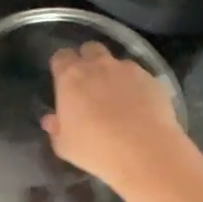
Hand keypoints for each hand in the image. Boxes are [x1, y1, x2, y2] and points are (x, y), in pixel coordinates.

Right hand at [41, 41, 188, 193]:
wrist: (144, 151)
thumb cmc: (96, 150)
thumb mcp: (66, 146)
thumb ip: (56, 129)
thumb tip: (50, 120)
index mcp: (71, 78)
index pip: (61, 57)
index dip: (62, 66)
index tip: (63, 81)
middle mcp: (99, 66)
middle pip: (90, 49)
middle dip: (88, 60)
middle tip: (90, 84)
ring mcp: (128, 70)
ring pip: (117, 62)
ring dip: (114, 74)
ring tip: (118, 98)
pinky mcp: (152, 79)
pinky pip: (140, 76)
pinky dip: (136, 86)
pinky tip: (140, 106)